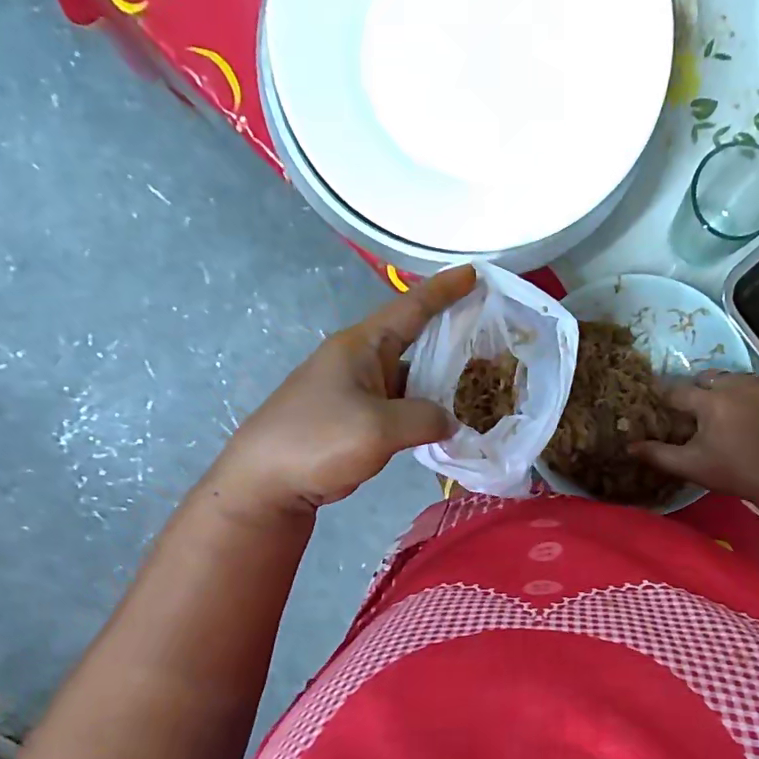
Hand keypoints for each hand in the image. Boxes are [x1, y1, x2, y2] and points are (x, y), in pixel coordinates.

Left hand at [209, 266, 475, 517]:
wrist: (264, 484)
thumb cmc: (317, 441)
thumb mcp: (379, 428)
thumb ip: (425, 418)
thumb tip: (449, 421)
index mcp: (361, 346)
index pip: (410, 307)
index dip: (444, 290)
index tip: (476, 274)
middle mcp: (359, 363)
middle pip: (413, 342)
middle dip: (452, 338)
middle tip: (495, 339)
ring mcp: (355, 394)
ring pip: (408, 380)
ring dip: (440, 383)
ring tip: (482, 385)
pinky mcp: (353, 423)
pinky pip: (398, 409)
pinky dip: (423, 413)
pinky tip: (447, 424)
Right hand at [631, 370, 758, 504]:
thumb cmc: (733, 473)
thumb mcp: (690, 466)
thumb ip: (657, 454)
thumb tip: (629, 446)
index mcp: (711, 401)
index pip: (678, 390)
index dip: (666, 397)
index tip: (661, 404)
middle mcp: (738, 384)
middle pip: (708, 377)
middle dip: (699, 391)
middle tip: (698, 414)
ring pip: (736, 378)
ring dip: (727, 391)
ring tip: (728, 414)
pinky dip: (754, 397)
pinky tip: (755, 417)